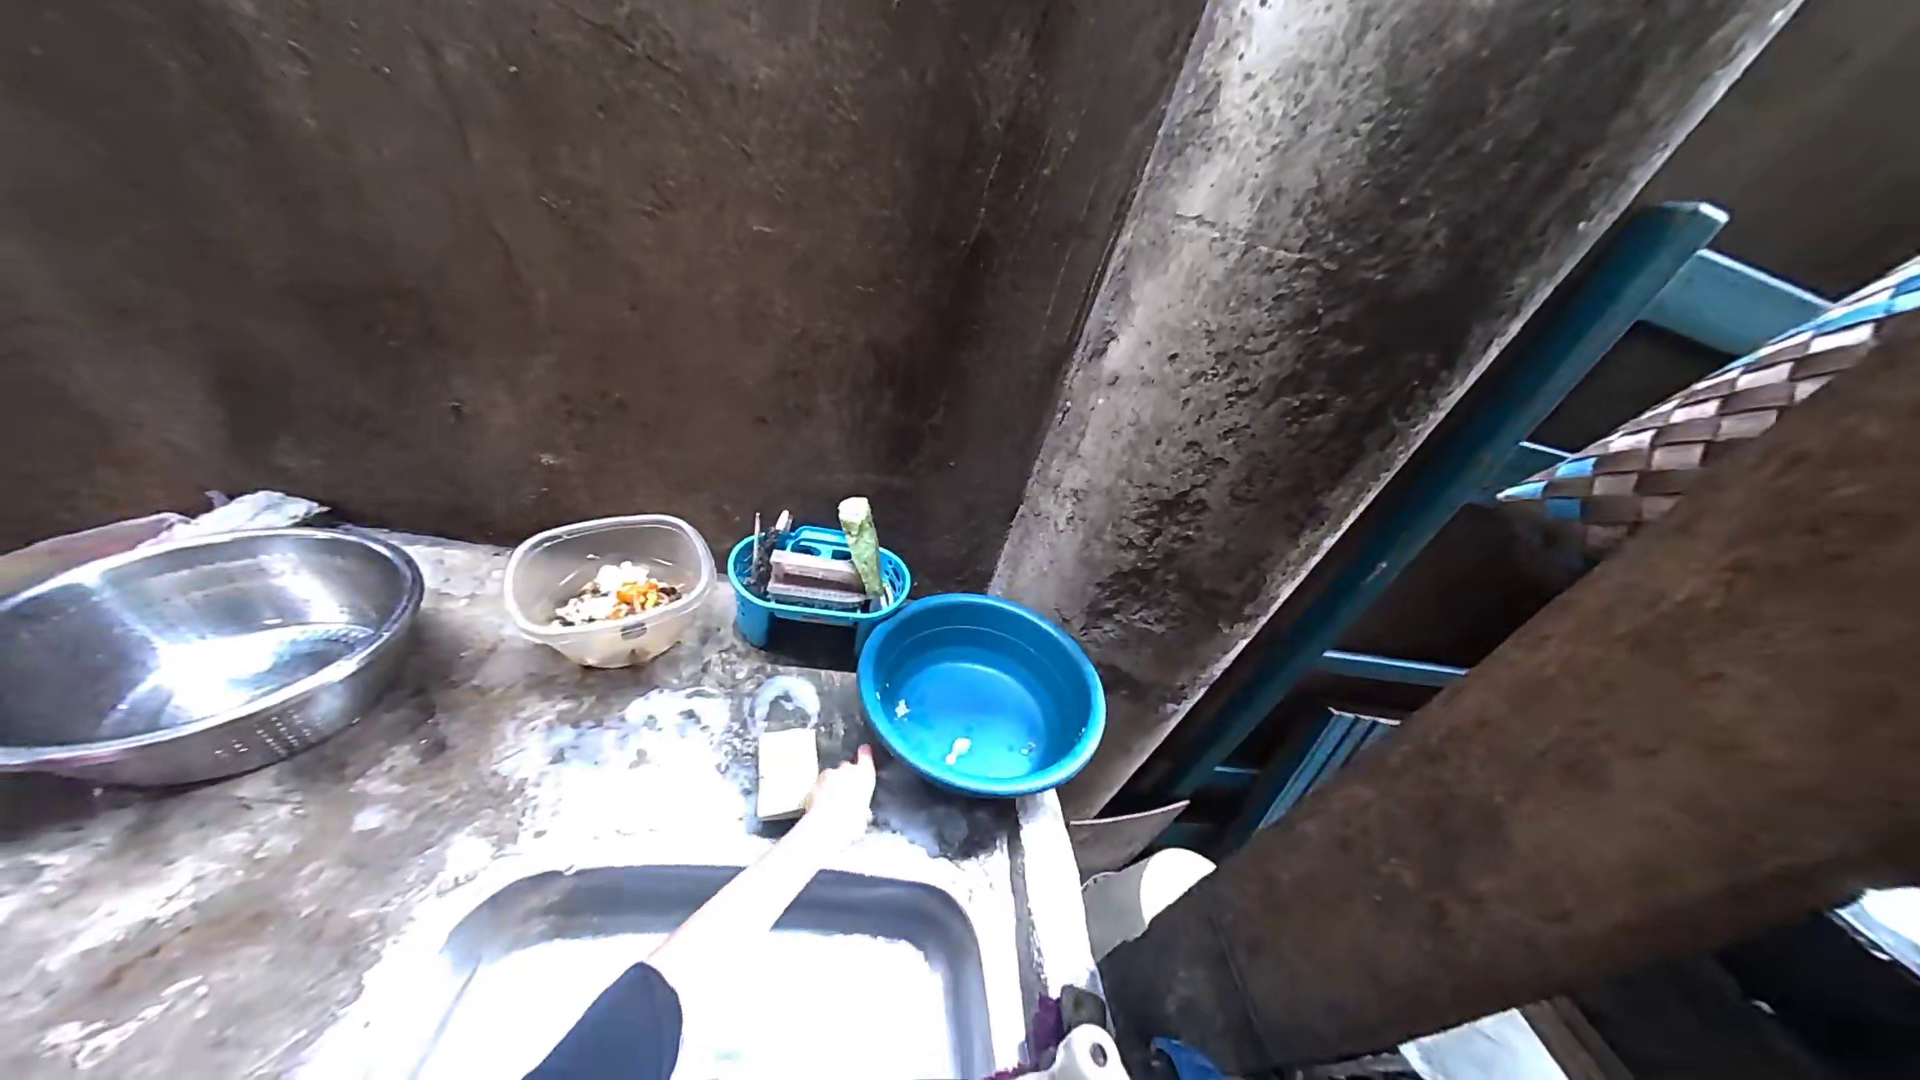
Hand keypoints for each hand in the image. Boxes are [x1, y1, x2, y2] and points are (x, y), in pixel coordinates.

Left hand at [788, 744, 876, 854]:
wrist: (828, 824)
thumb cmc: (854, 820)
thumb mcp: (865, 814)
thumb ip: (864, 805)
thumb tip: (861, 812)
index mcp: (865, 773)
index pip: (865, 755)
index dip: (864, 753)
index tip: (864, 751)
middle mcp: (846, 768)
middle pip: (846, 767)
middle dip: (845, 777)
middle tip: (845, 795)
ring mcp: (828, 774)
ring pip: (830, 776)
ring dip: (831, 785)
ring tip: (831, 803)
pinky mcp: (813, 783)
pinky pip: (818, 786)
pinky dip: (819, 793)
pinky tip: (820, 806)